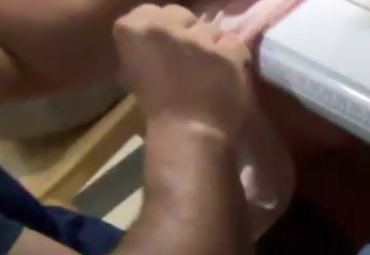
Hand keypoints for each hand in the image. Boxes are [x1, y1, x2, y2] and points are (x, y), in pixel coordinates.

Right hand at [114, 4, 252, 139]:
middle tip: (201, 56)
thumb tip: (164, 32)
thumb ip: (147, 41)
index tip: (180, 44)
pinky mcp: (225, 55)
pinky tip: (234, 71)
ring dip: (217, 45)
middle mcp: (160, 25)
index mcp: (130, 25)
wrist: (188, 128)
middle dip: (193, 32)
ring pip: (212, 30)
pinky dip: (238, 56)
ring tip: (219, 67)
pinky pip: (237, 44)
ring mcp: (195, 39)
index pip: (157, 10)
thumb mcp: (135, 63)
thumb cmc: (160, 104)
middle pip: (184, 15)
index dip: (173, 27)